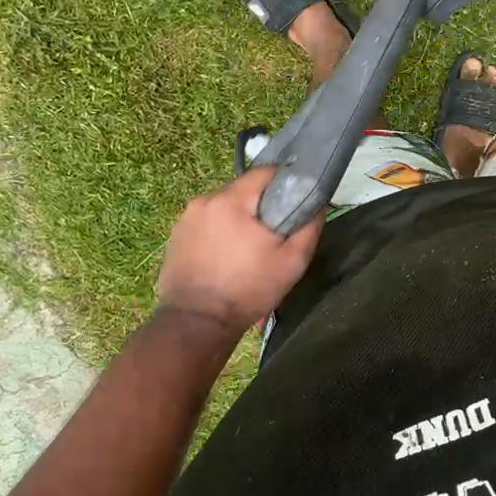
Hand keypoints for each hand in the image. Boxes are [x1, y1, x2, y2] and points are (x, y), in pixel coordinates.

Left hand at [156, 166, 321, 333]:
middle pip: (244, 189)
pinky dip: (221, 230)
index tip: (296, 202)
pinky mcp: (176, 235)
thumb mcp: (293, 261)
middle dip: (262, 204)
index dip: (286, 182)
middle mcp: (205, 200)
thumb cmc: (249, 289)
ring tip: (250, 245)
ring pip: (225, 205)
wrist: (197, 323)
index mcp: (232, 200)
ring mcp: (186, 218)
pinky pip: (209, 221)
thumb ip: (310, 226)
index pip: (265, 172)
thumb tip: (319, 203)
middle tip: (275, 230)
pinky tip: (228, 254)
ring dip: (240, 217)